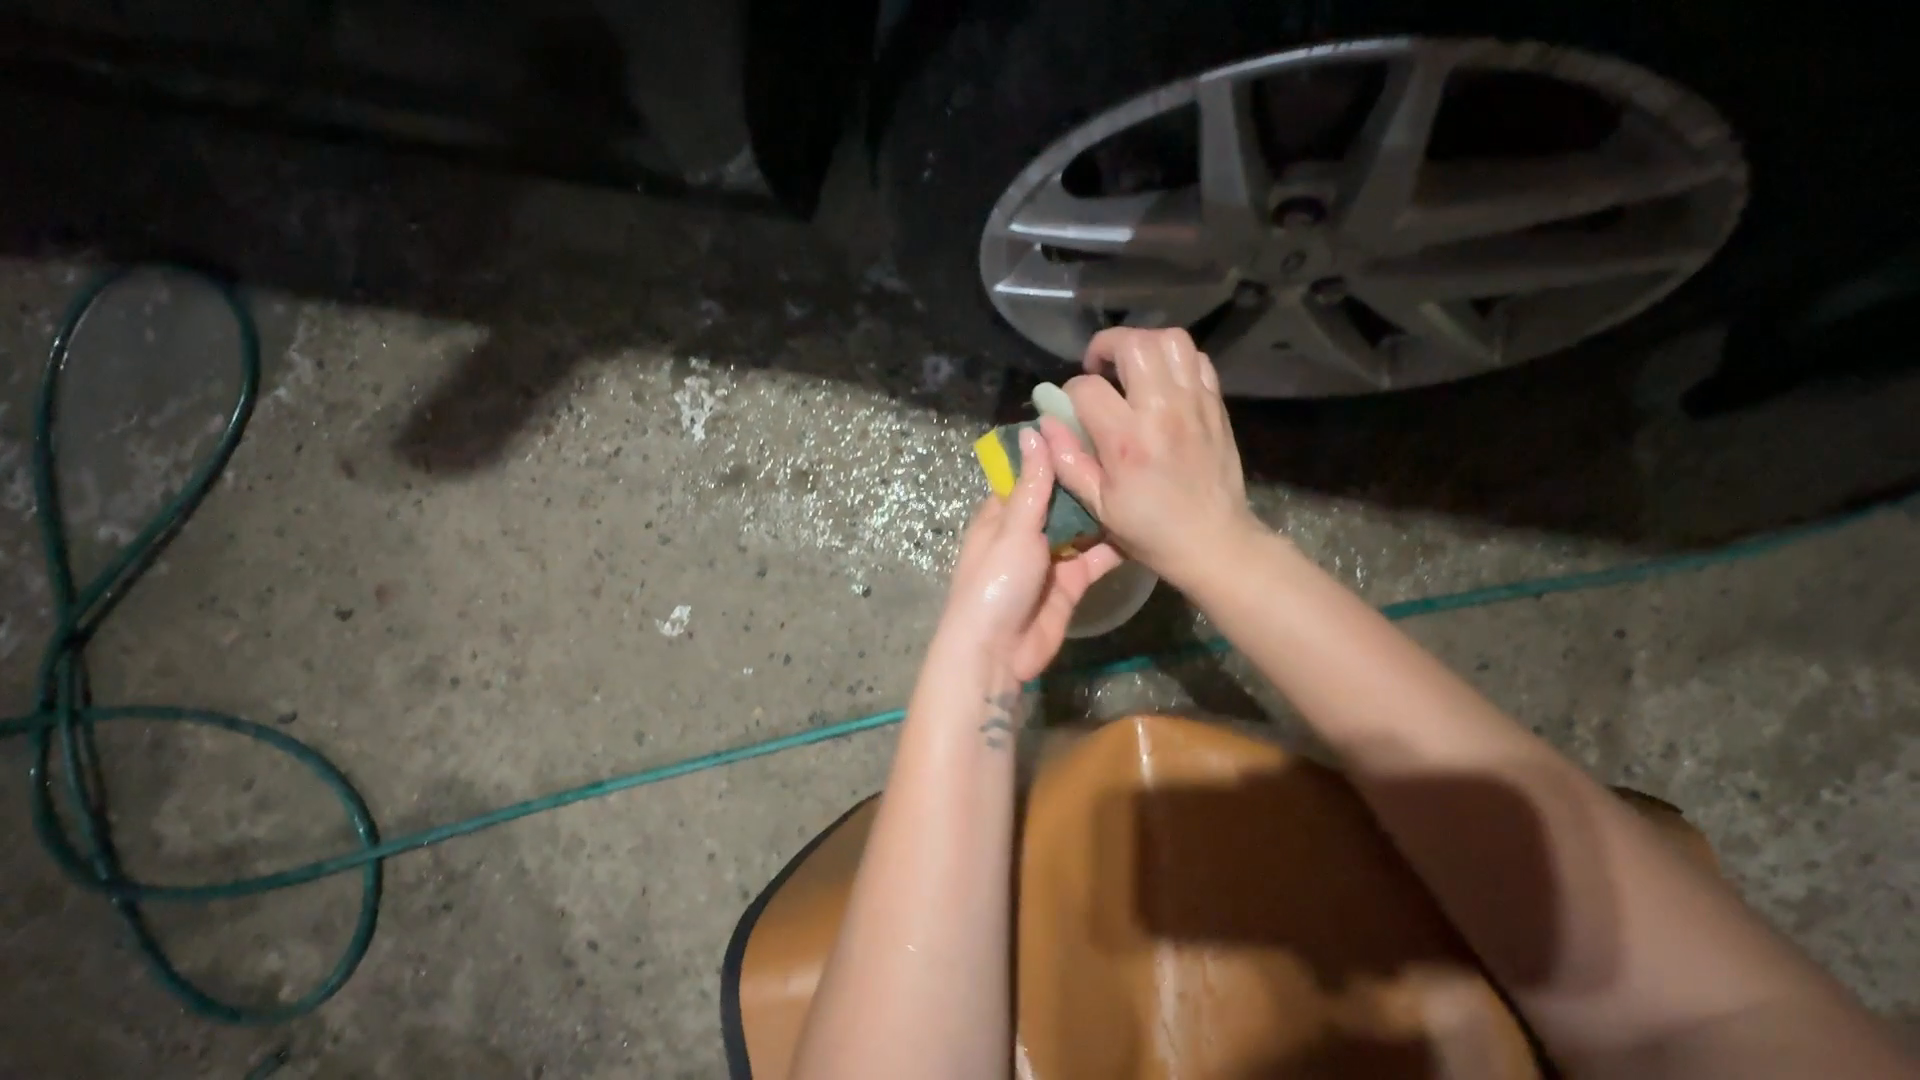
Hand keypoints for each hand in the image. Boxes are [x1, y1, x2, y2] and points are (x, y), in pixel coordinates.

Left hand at [938, 428, 1121, 680]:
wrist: (998, 653)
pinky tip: (1144, 525)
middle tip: (1130, 452)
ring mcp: (1051, 559)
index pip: (1030, 475)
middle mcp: (1026, 532)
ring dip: (1105, 512)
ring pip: (1082, 528)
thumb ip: (1031, 485)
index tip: (1091, 426)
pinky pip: (1096, 558)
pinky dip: (1115, 546)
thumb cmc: (996, 583)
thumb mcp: (1013, 529)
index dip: (1055, 453)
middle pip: (1061, 500)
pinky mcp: (1072, 584)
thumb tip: (1033, 433)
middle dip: (1087, 482)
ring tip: (1143, 482)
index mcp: (1002, 514)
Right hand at [1038, 327, 1262, 589]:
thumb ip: (1068, 461)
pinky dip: (1175, 360)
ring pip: (1171, 341)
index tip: (1071, 410)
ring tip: (1131, 366)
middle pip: (1134, 345)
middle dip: (1106, 346)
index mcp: (1127, 440)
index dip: (1069, 393)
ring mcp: (1194, 404)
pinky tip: (1162, 380)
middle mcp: (1162, 411)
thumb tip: (1045, 424)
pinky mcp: (1216, 406)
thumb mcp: (1098, 506)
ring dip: (1144, 344)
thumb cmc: (1150, 531)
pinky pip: (1197, 360)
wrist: (1214, 541)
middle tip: (1097, 367)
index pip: (1087, 388)